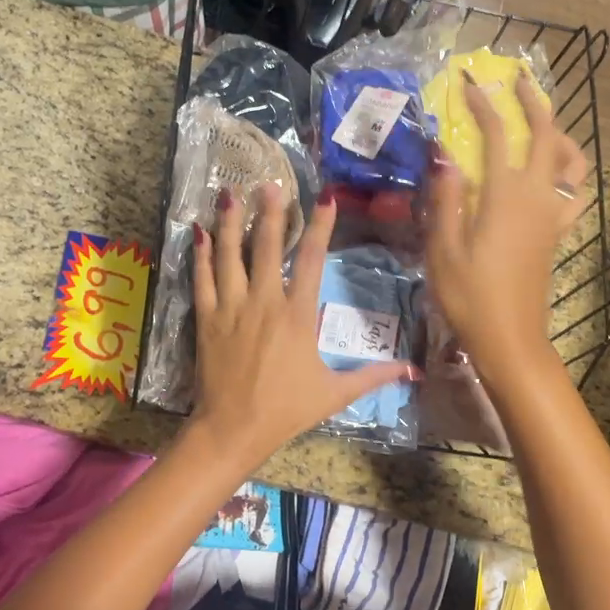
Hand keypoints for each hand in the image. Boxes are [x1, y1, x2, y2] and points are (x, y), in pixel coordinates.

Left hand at [186, 183, 416, 465]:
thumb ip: (372, 376)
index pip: (312, 259)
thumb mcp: (334, 394)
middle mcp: (264, 301)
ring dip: (230, 222)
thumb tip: (412, 371)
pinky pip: (202, 279)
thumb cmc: (286, 410)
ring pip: (230, 255)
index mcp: (298, 315)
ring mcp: (232, 308)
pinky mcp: (206, 319)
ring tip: (228, 192)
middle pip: (267, 245)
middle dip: (269, 211)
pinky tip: (197, 232)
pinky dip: (199, 255)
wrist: (233, 428)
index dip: (320, 225)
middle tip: (268, 182)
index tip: (325, 196)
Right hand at [426, 74, 591, 380]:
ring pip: (572, 161)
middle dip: (533, 102)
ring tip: (543, 125)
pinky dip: (570, 172)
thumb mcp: (443, 249)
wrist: (508, 337)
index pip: (497, 134)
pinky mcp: (558, 234)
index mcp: (506, 195)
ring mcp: (553, 215)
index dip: (484, 104)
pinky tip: (555, 176)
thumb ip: (445, 197)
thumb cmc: (469, 295)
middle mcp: (538, 196)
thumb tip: (443, 153)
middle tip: (518, 81)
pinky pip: (576, 192)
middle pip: (546, 134)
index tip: (469, 84)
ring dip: (560, 134)